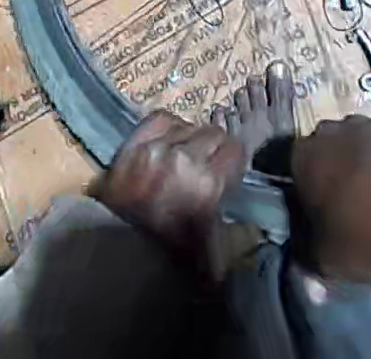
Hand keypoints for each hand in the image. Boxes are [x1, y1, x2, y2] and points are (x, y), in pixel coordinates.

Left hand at [95, 111, 245, 266]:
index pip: (235, 149)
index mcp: (208, 184)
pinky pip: (161, 118)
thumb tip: (251, 217)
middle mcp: (185, 157)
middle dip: (214, 147)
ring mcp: (158, 145)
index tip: (229, 169)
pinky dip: (169, 126)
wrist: (118, 244)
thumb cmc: (167, 252)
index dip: (234, 159)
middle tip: (207, 163)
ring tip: (184, 154)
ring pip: (188, 124)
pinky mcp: (136, 140)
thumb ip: (233, 229)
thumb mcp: (211, 251)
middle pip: (213, 133)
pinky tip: (168, 139)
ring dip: (191, 137)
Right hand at [290, 115, 370, 281]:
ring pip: (351, 142)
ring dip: (358, 160)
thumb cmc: (367, 235)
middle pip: (323, 150)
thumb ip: (306, 246)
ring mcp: (359, 124)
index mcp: (300, 157)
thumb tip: (302, 244)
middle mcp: (323, 131)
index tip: (319, 211)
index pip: (294, 170)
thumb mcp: (326, 258)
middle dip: (332, 170)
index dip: (307, 191)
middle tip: (348, 201)